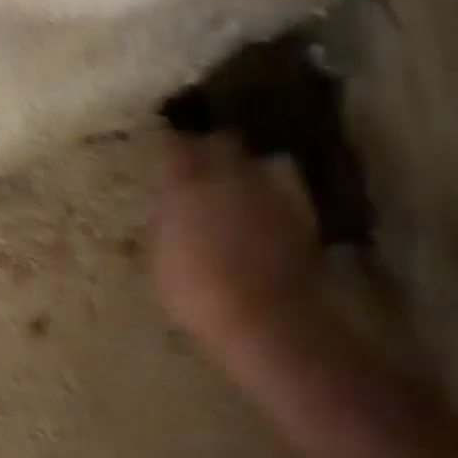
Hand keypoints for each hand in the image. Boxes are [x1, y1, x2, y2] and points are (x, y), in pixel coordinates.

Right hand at [151, 135, 322, 349]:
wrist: (265, 315)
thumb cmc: (198, 294)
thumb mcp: (161, 264)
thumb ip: (164, 226)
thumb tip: (167, 210)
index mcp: (188, 186)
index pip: (178, 147)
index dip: (173, 148)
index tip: (168, 152)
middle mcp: (231, 177)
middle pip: (222, 142)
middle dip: (211, 149)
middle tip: (202, 166)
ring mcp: (268, 193)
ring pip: (253, 166)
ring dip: (241, 175)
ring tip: (232, 196)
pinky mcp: (297, 214)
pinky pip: (274, 195)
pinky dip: (263, 203)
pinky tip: (257, 224)